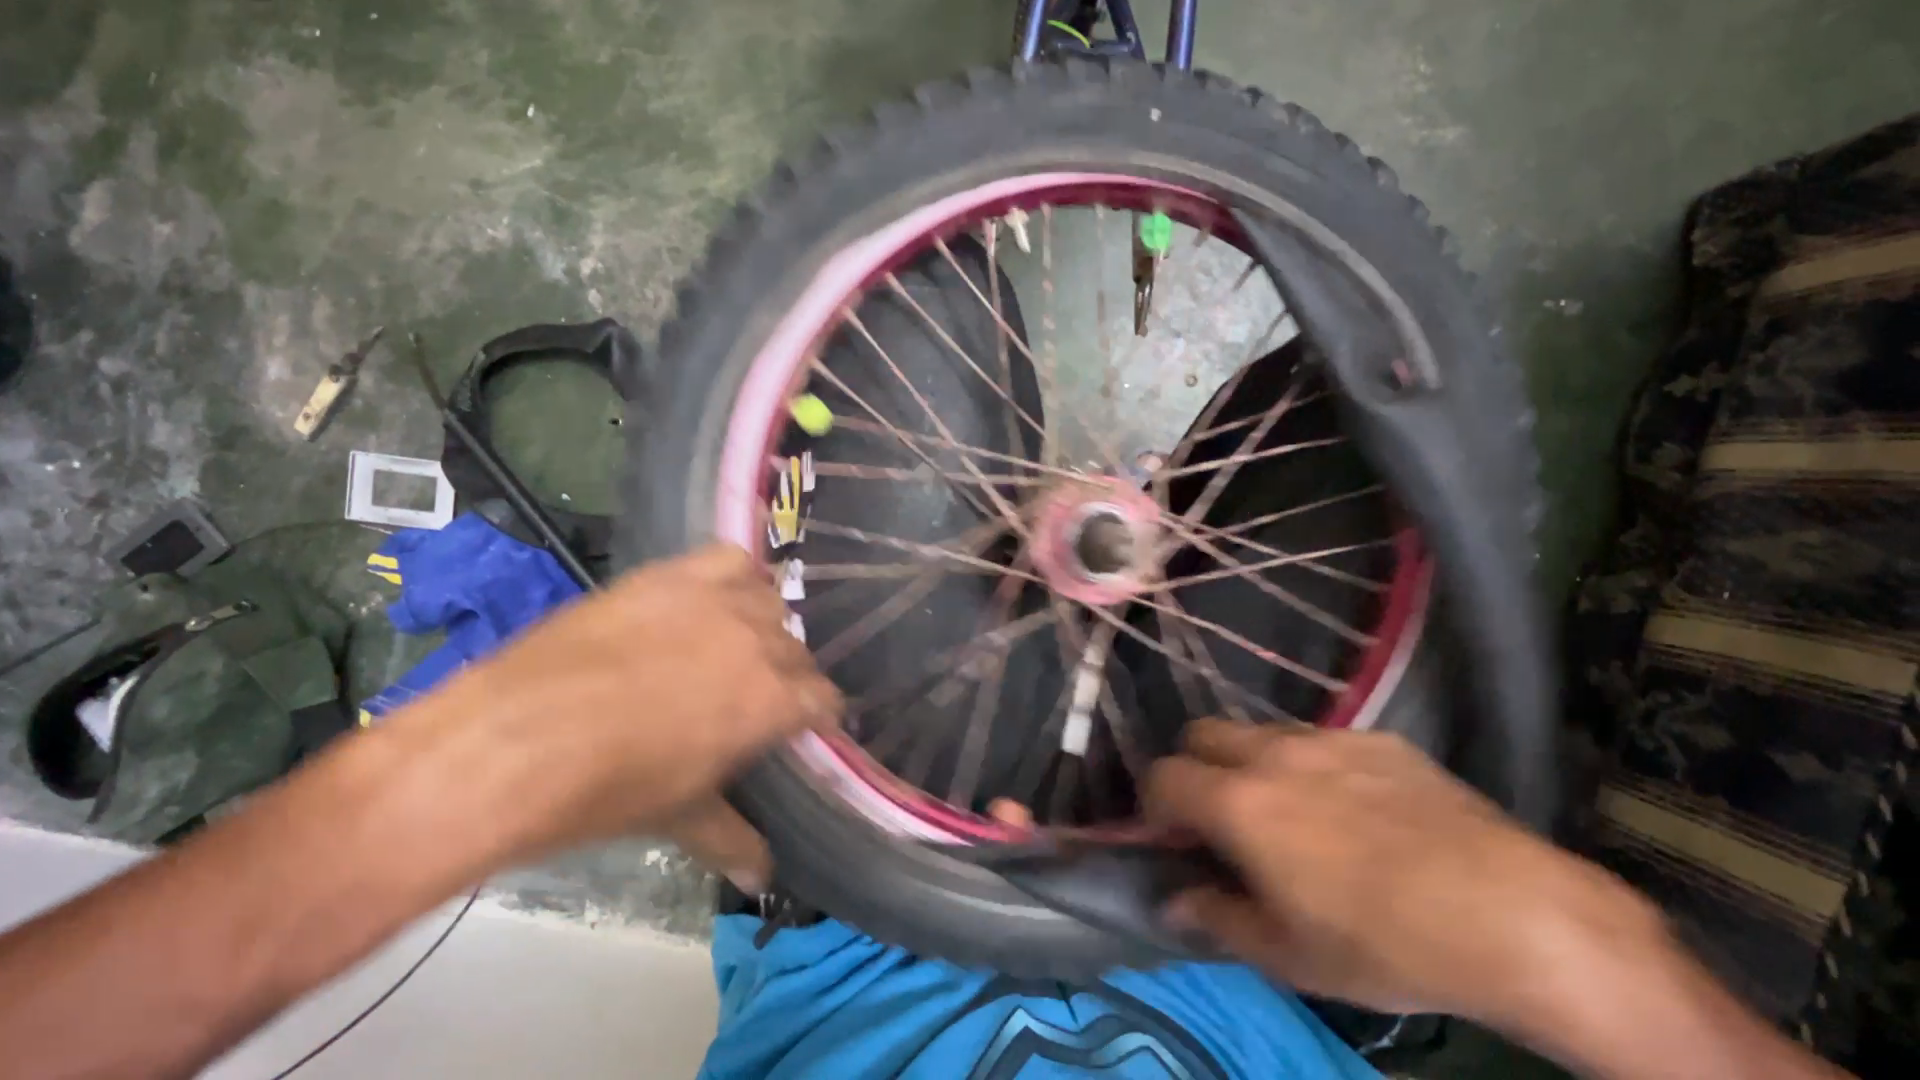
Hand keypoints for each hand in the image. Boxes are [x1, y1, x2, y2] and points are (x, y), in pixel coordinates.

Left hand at [390, 544, 840, 867]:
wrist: (514, 741)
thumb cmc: (606, 789)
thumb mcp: (678, 817)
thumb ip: (732, 839)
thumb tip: (763, 876)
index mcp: (773, 701)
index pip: (823, 698)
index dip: (815, 715)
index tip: (801, 727)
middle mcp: (758, 642)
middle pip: (797, 650)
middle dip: (787, 675)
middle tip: (756, 697)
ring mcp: (713, 601)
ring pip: (768, 603)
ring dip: (763, 626)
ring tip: (734, 646)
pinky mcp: (669, 576)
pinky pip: (727, 560)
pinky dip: (734, 575)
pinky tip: (716, 598)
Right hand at [1145, 719, 1662, 1025]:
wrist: (1510, 913)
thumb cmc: (1382, 944)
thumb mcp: (1287, 955)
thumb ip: (1216, 918)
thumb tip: (1175, 900)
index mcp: (1238, 803)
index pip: (1162, 775)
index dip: (1154, 806)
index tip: (1173, 839)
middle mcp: (1274, 754)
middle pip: (1202, 732)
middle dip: (1194, 768)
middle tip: (1219, 818)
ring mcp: (1332, 739)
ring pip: (1261, 730)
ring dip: (1250, 762)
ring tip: (1288, 813)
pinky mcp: (1383, 740)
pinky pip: (1321, 738)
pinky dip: (1310, 764)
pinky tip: (1354, 811)